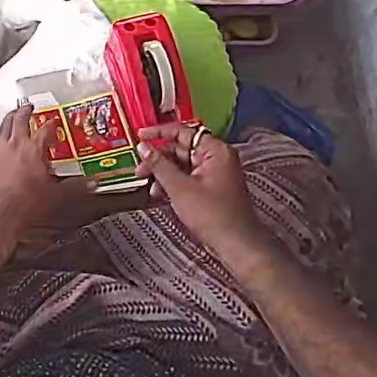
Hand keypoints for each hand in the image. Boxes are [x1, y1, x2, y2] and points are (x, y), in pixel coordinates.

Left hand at [0, 105, 83, 230]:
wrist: (4, 211)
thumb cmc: (28, 201)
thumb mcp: (56, 192)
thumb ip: (75, 186)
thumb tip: (91, 184)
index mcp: (35, 148)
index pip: (46, 129)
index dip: (52, 124)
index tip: (55, 123)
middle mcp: (17, 144)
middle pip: (20, 119)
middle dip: (26, 111)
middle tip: (30, 107)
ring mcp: (2, 150)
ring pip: (5, 125)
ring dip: (10, 117)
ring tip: (13, 114)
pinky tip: (0, 137)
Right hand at [137, 122, 265, 258]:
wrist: (237, 245)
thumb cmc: (212, 214)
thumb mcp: (179, 187)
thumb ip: (159, 165)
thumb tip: (142, 147)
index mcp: (215, 151)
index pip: (182, 132)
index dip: (158, 133)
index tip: (140, 135)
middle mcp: (217, 157)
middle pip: (181, 149)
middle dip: (158, 160)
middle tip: (139, 170)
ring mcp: (215, 172)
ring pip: (182, 165)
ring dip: (164, 174)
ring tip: (149, 187)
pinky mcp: (212, 187)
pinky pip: (188, 177)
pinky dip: (173, 183)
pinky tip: (160, 194)